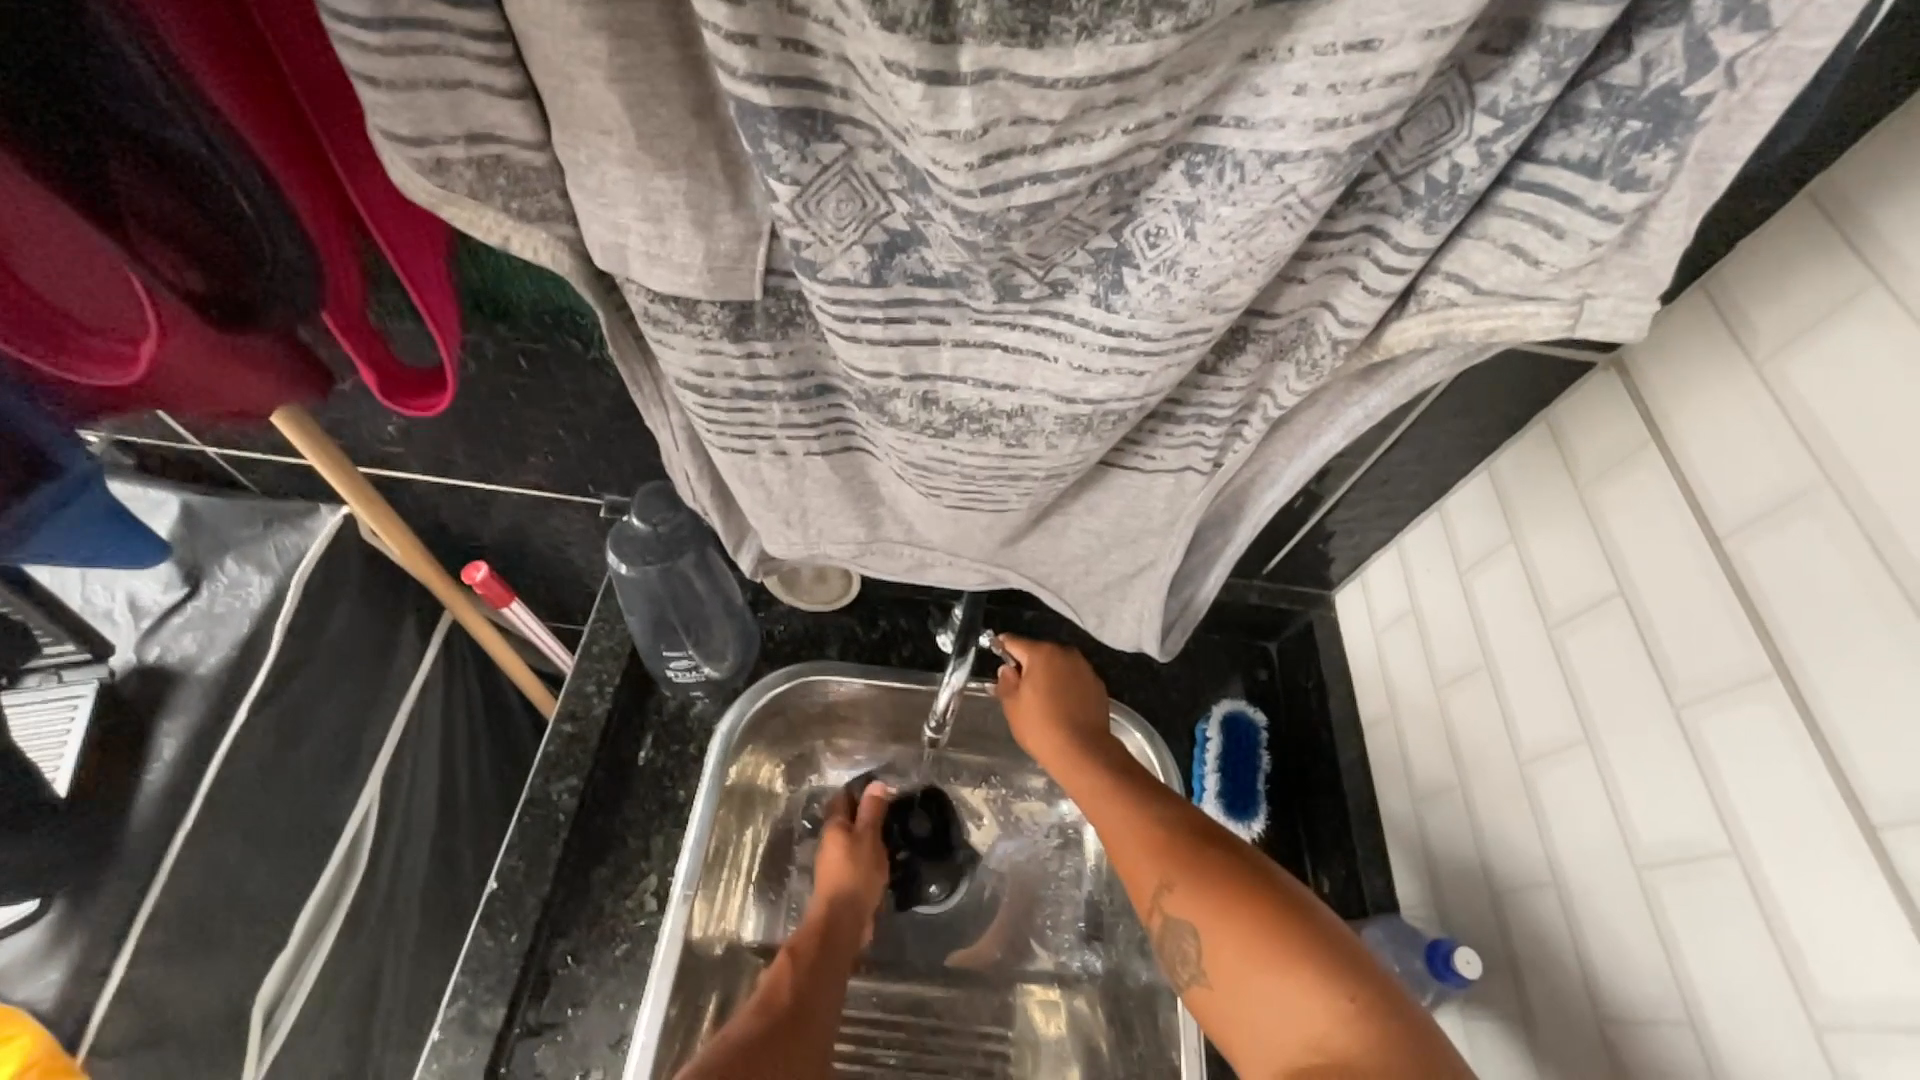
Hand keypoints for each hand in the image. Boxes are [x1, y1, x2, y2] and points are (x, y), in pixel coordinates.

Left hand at [810, 782, 891, 942]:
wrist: (843, 922)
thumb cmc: (856, 873)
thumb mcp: (869, 838)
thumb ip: (872, 811)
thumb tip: (876, 783)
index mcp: (834, 826)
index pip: (843, 798)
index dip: (860, 790)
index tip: (883, 787)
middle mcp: (830, 842)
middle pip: (847, 819)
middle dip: (866, 813)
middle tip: (893, 809)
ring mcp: (835, 863)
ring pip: (853, 841)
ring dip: (870, 836)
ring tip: (895, 832)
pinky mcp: (844, 882)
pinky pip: (858, 860)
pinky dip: (871, 856)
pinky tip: (888, 858)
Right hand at [992, 635, 1118, 773]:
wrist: (1083, 751)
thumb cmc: (1041, 727)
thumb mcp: (1012, 706)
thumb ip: (1006, 682)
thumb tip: (1008, 669)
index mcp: (1041, 654)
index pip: (1014, 641)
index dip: (1002, 646)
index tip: (996, 649)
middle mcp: (1065, 654)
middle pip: (1039, 652)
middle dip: (1028, 664)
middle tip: (1019, 684)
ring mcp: (1085, 668)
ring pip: (1059, 665)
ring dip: (1049, 674)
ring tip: (1042, 697)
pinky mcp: (1098, 684)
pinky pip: (1074, 678)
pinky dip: (1066, 685)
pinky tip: (1062, 705)